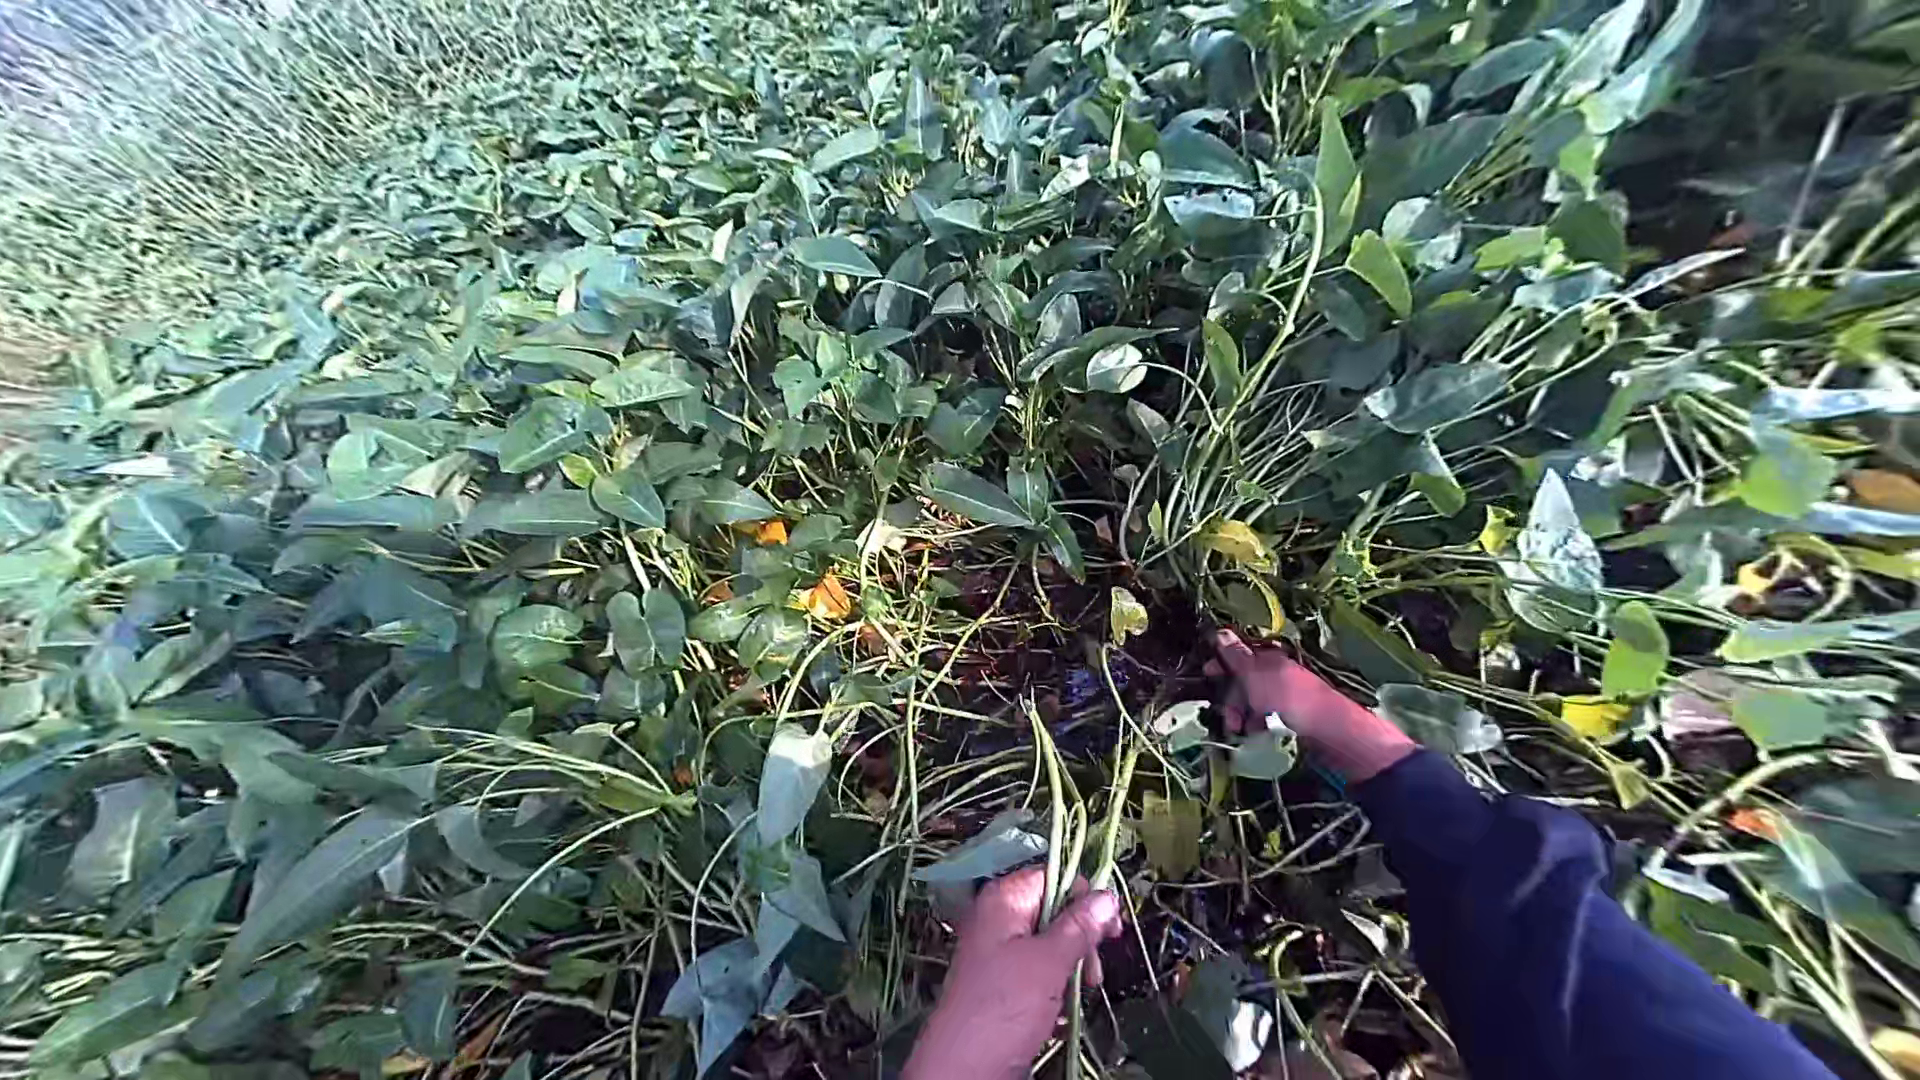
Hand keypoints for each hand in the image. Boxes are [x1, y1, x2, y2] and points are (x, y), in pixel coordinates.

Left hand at [901, 865, 1123, 1079]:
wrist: (960, 1073)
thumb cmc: (1003, 1007)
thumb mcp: (1047, 963)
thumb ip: (1079, 927)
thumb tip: (1108, 894)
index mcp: (1005, 897)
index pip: (1053, 877)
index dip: (1086, 898)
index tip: (1113, 929)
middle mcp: (1000, 916)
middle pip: (1055, 910)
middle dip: (1081, 939)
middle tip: (1093, 974)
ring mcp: (999, 949)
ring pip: (1050, 943)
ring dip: (1071, 968)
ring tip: (1079, 996)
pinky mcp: (1003, 982)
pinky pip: (1038, 971)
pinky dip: (1055, 987)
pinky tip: (1062, 1013)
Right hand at [1208, 629, 1416, 782]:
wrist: (1329, 732)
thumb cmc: (1286, 699)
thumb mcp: (1254, 674)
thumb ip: (1235, 655)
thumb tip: (1220, 631)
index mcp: (1268, 658)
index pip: (1238, 653)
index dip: (1221, 661)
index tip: (1208, 673)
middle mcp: (1275, 673)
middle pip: (1242, 679)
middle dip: (1229, 695)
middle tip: (1226, 713)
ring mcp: (1283, 695)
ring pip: (1251, 699)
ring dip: (1240, 713)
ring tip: (1239, 729)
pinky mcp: (1290, 716)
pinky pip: (1263, 715)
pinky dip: (1255, 723)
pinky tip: (1255, 733)